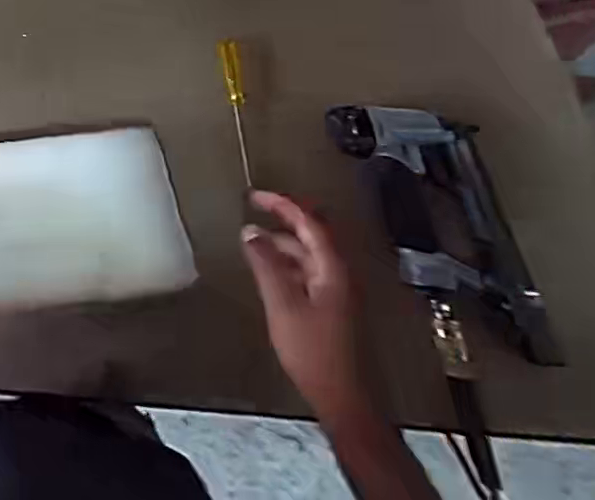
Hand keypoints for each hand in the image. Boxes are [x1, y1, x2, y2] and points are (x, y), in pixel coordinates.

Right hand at [240, 190, 369, 418]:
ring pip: (308, 251)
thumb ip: (266, 265)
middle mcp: (339, 271)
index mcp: (332, 266)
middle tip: (256, 207)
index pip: (308, 220)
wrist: (343, 398)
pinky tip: (268, 269)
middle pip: (312, 231)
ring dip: (282, 240)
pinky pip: (307, 269)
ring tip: (253, 239)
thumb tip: (250, 231)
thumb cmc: (314, 352)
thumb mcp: (283, 305)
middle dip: (284, 215)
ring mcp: (337, 288)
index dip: (281, 203)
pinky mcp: (332, 304)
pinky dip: (287, 261)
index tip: (254, 195)